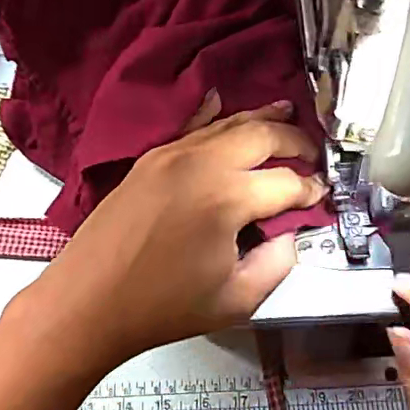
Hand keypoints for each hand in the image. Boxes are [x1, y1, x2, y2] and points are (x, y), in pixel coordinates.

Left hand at [16, 93, 327, 371]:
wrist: (87, 302)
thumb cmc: (162, 308)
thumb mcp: (236, 299)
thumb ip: (277, 262)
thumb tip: (289, 235)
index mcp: (226, 198)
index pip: (286, 182)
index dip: (311, 189)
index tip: (322, 195)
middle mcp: (201, 164)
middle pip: (262, 136)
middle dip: (295, 141)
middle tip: (314, 153)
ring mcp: (171, 155)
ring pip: (227, 124)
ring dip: (261, 119)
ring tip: (287, 113)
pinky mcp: (149, 159)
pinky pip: (190, 127)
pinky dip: (212, 114)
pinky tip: (222, 101)